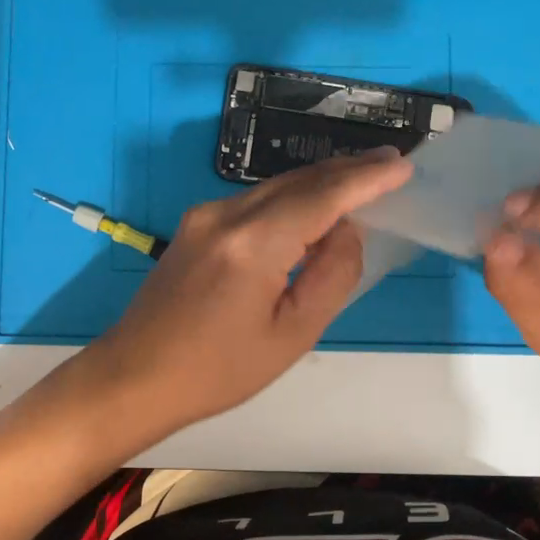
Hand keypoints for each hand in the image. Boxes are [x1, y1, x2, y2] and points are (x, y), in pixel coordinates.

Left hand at [94, 149, 412, 426]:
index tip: (403, 165)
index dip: (365, 178)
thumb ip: (331, 276)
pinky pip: (252, 202)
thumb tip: (347, 231)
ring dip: (317, 183)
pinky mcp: (192, 227)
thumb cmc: (217, 370)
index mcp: (253, 243)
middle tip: (390, 164)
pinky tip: (309, 208)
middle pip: (296, 182)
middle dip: (345, 171)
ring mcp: (203, 217)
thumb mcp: (291, 334)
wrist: (136, 375)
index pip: (321, 196)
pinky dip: (288, 199)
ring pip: (273, 188)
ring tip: (361, 180)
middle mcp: (225, 215)